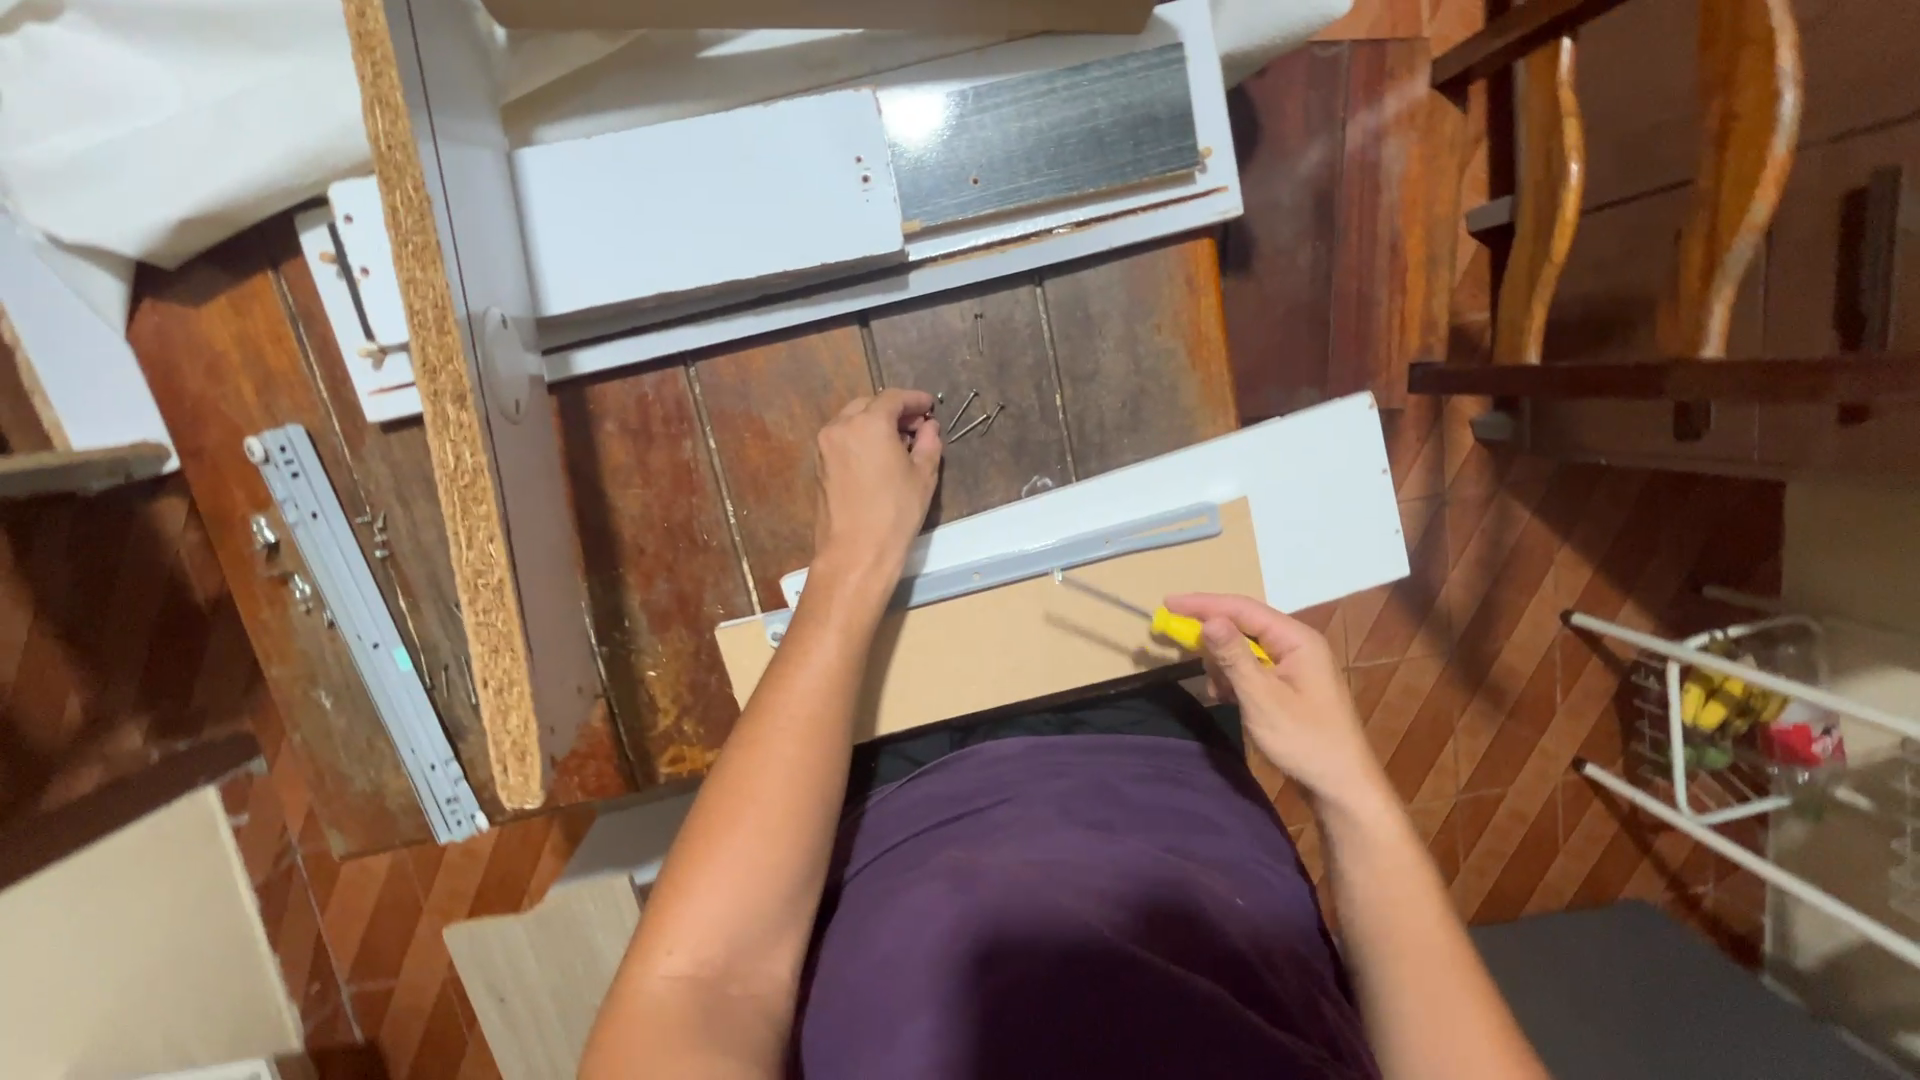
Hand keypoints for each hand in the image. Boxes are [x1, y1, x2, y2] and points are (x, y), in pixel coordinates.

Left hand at [810, 389, 942, 592]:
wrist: (855, 552)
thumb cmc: (895, 513)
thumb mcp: (923, 476)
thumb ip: (928, 443)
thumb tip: (928, 428)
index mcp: (868, 423)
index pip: (893, 398)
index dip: (915, 400)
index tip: (930, 407)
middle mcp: (841, 427)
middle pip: (869, 405)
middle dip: (893, 410)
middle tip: (917, 426)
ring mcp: (825, 446)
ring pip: (852, 421)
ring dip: (875, 424)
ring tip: (899, 443)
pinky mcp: (819, 465)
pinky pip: (843, 439)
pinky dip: (861, 439)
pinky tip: (879, 457)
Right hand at [1165, 592, 1394, 816]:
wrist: (1341, 785)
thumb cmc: (1304, 739)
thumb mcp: (1262, 697)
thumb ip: (1233, 657)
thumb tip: (1208, 620)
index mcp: (1296, 639)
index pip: (1242, 608)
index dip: (1203, 604)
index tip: (1168, 603)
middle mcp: (1296, 644)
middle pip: (1243, 625)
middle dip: (1212, 637)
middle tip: (1177, 643)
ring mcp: (1294, 665)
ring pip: (1244, 648)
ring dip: (1223, 665)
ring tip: (1219, 690)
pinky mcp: (1288, 685)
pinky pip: (1252, 669)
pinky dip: (1233, 679)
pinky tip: (1226, 698)